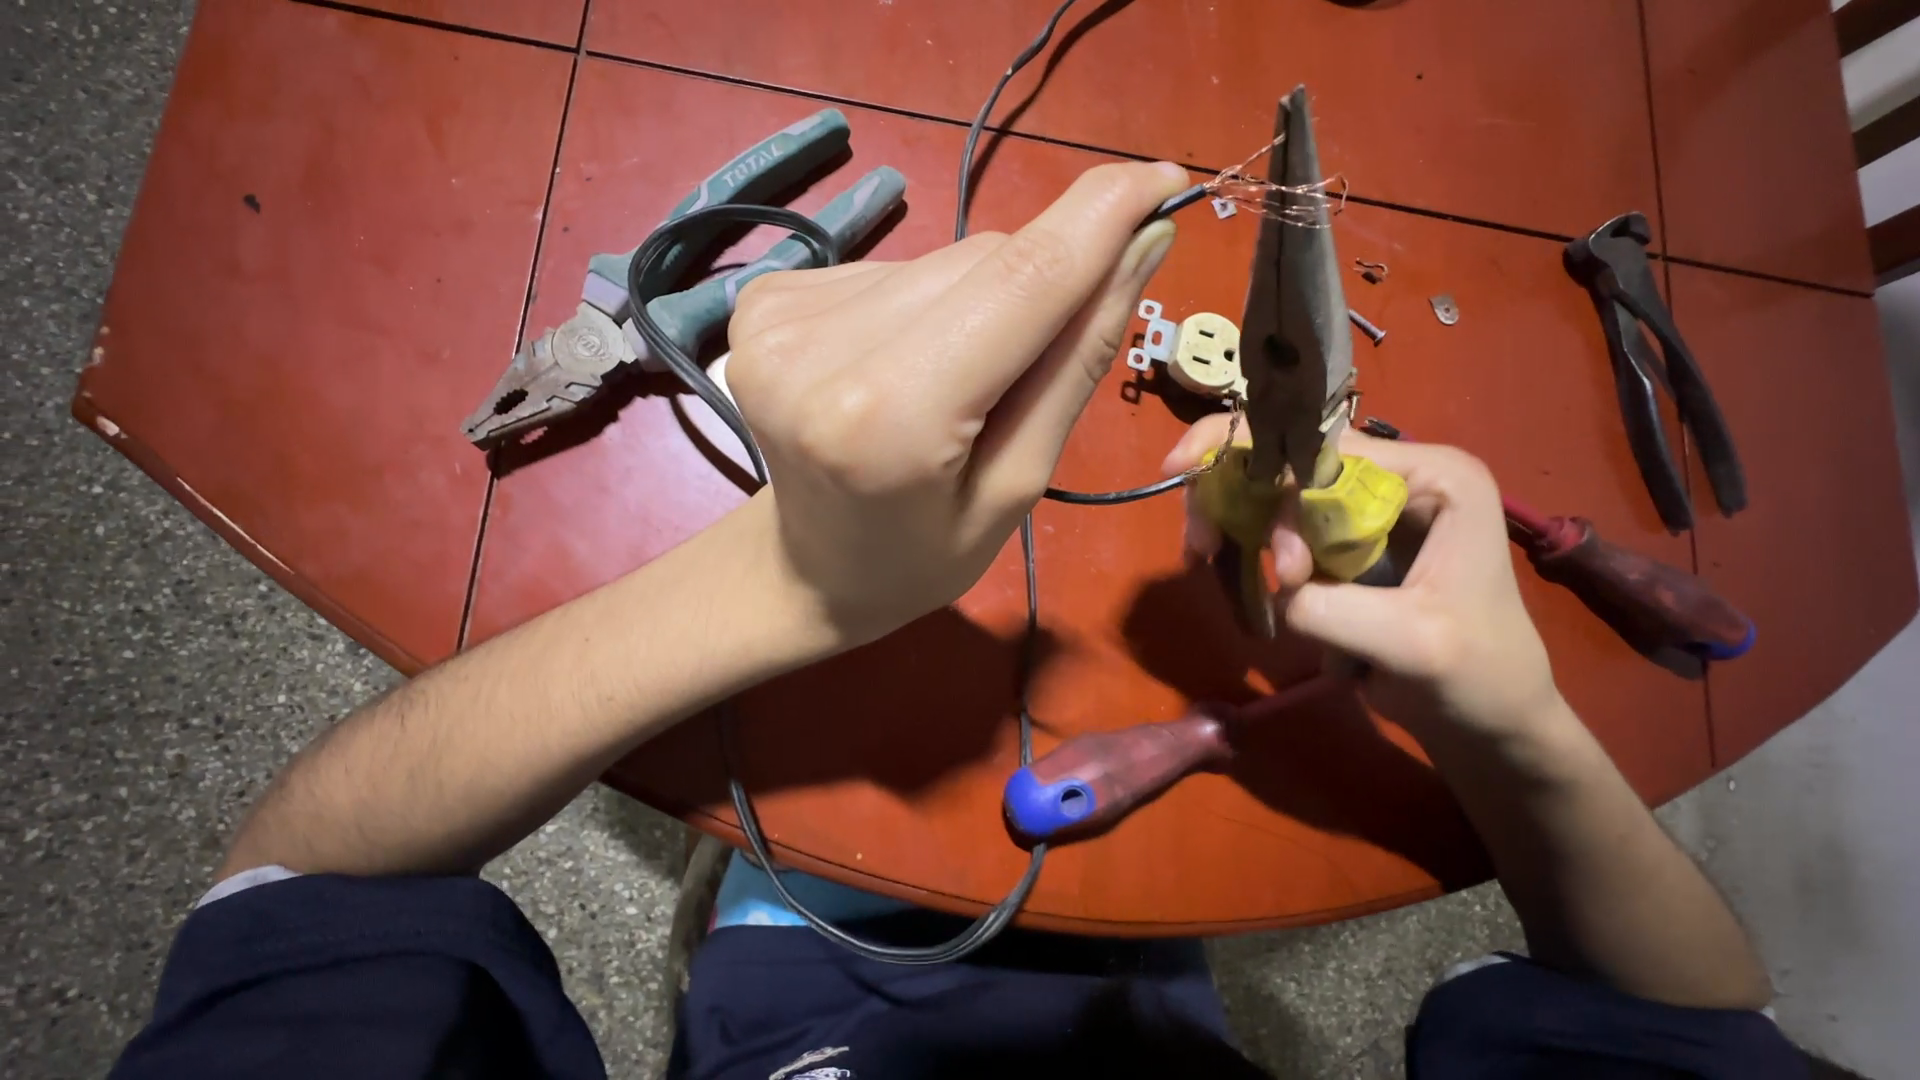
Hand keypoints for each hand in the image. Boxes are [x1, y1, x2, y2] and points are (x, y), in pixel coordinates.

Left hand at [727, 161, 1189, 645]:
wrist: (811, 568)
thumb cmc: (924, 553)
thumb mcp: (1017, 485)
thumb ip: (1075, 364)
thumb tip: (1141, 243)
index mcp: (893, 417)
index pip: (1020, 281)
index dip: (1100, 218)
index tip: (1165, 179)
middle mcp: (819, 352)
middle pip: (980, 264)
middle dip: (1035, 291)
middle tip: (1026, 368)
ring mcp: (778, 318)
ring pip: (938, 261)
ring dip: (974, 302)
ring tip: (950, 385)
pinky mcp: (762, 300)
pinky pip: (890, 270)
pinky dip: (920, 305)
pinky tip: (899, 367)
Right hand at [1164, 418, 1563, 739]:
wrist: (1488, 716)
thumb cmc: (1475, 674)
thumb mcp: (1410, 642)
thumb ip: (1333, 609)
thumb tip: (1274, 588)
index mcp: (1430, 476)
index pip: (1324, 449)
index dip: (1250, 454)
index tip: (1186, 475)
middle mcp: (1395, 477)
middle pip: (1288, 459)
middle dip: (1232, 491)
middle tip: (1198, 544)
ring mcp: (1365, 509)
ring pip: (1275, 492)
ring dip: (1231, 518)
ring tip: (1204, 556)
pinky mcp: (1342, 542)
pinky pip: (1278, 528)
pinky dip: (1243, 543)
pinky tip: (1221, 565)